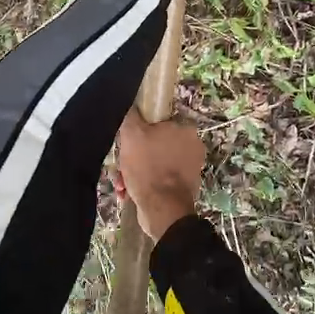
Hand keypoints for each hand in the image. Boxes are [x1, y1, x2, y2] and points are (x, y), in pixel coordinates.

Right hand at [115, 111, 205, 239]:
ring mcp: (189, 169)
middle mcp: (192, 147)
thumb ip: (131, 115)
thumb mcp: (132, 134)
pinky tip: (128, 193)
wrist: (162, 210)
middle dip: (135, 156)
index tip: (127, 142)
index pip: (158, 122)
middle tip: (122, 165)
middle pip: (154, 144)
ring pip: (154, 163)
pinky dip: (143, 185)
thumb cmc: (148, 166)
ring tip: (121, 183)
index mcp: (185, 129)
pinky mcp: (183, 189)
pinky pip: (159, 180)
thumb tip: (131, 103)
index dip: (139, 131)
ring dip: (135, 172)